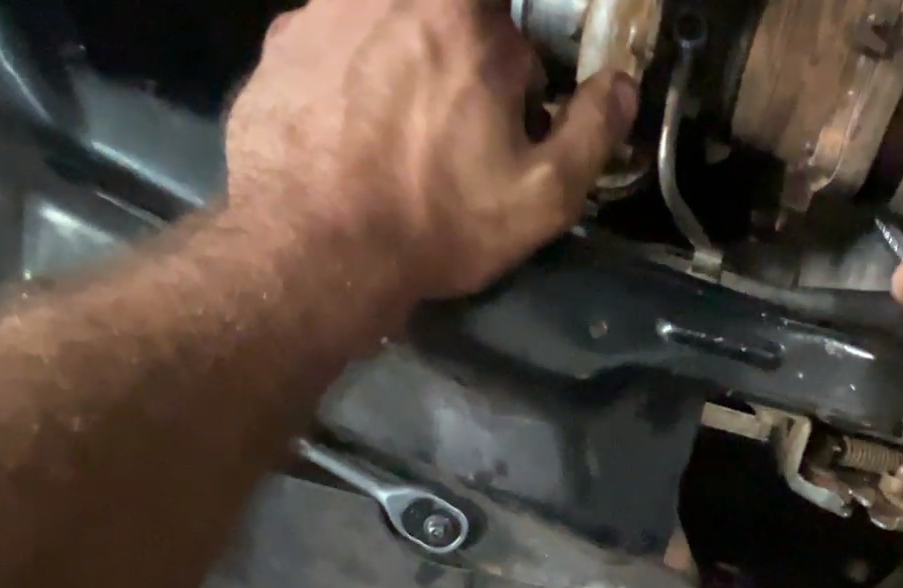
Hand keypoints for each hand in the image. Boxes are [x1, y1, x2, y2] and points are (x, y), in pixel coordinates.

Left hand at [225, 0, 636, 310]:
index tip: (513, 126)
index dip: (522, 83)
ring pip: (393, 26)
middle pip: (453, 19)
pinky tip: (352, 135)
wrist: (315, 249)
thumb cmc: (442, 222)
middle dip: (462, 67)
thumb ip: (592, 131)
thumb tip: (621, 84)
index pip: (518, 30)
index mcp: (468, 20)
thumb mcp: (543, 196)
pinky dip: (354, 77)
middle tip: (454, 134)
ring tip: (398, 136)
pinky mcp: (282, 39)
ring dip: (408, 67)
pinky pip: (339, 43)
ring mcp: (328, 9)